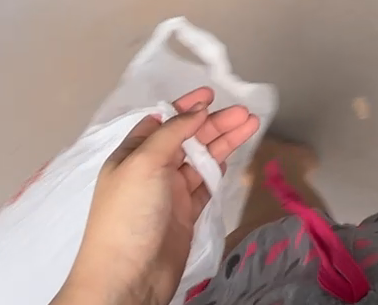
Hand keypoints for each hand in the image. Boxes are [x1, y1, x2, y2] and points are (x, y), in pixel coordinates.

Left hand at [54, 87, 261, 304]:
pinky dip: (218, 170)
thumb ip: (173, 132)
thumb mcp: (144, 163)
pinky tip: (231, 159)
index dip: (185, 107)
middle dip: (215, 123)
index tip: (211, 95)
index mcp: (133, 156)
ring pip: (201, 159)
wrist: (125, 281)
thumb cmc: (129, 215)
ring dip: (225, 142)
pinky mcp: (184, 215)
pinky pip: (204, 185)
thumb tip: (197, 109)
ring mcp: (168, 194)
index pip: (162, 122)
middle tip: (244, 113)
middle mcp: (150, 171)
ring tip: (251, 126)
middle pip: (188, 138)